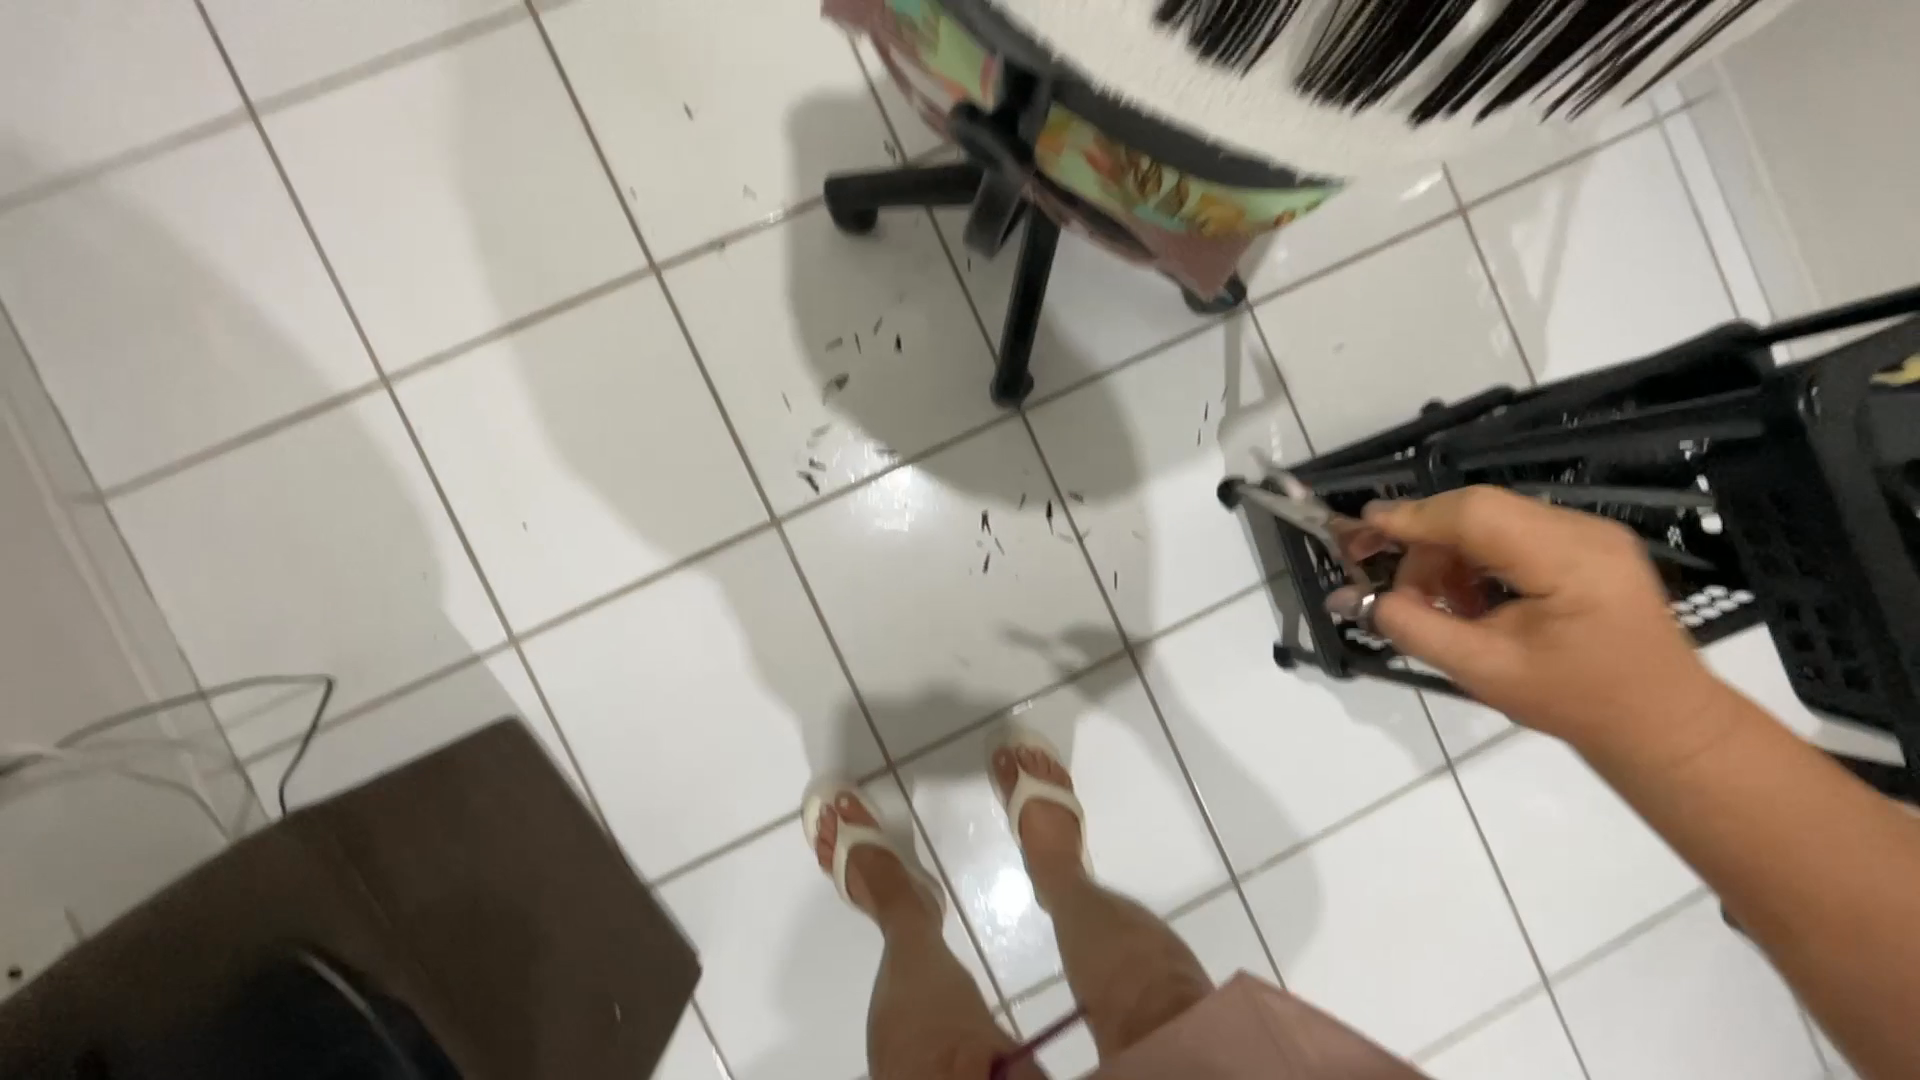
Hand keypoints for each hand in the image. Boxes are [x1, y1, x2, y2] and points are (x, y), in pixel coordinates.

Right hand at [1350, 487, 1724, 752]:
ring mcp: (1587, 534)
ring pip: (1486, 521)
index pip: (1473, 513)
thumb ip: (1415, 628)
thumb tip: (1363, 600)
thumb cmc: (1575, 700)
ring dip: (1446, 557)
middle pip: (1476, 511)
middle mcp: (1581, 531)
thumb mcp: (1483, 670)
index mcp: (1567, 558)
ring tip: (1438, 606)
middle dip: (1423, 543)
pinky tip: (1469, 601)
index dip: (1411, 517)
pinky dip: (1473, 561)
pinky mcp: (1584, 547)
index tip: (1360, 529)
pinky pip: (1507, 535)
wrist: (1660, 724)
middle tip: (1388, 583)